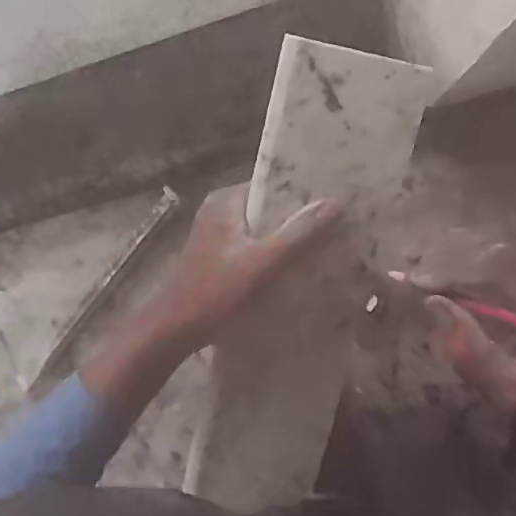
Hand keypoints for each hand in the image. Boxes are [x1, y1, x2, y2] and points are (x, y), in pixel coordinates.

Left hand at [152, 183, 341, 346]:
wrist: (174, 330)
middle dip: (301, 217)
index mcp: (225, 201)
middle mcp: (219, 211)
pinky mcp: (220, 259)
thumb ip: (298, 234)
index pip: (273, 184)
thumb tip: (335, 203)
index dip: (304, 191)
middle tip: (341, 223)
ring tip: (330, 243)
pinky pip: (255, 248)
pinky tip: (302, 267)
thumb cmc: (216, 292)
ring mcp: (218, 236)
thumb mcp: (262, 262)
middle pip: (270, 208)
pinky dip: (275, 255)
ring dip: (290, 239)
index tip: (337, 198)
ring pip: (263, 230)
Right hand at [394, 232, 515, 441]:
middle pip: (496, 248)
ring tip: (432, 267)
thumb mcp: (513, 393)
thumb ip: (470, 353)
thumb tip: (433, 304)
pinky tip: (463, 270)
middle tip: (416, 269)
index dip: (448, 270)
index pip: (491, 268)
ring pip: (507, 247)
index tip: (414, 280)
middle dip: (450, 255)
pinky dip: (483, 258)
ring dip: (464, 253)